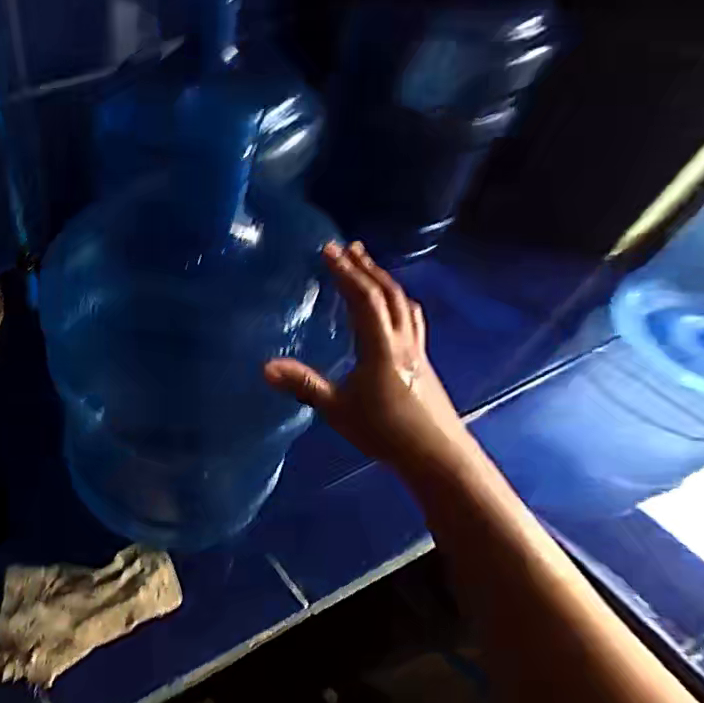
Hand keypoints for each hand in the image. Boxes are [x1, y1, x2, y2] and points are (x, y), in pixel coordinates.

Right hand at [265, 242, 470, 475]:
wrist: (437, 454)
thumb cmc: (385, 432)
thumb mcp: (337, 410)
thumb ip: (304, 386)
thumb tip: (266, 368)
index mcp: (380, 347)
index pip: (364, 298)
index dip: (346, 272)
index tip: (329, 251)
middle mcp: (402, 340)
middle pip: (386, 293)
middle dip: (365, 267)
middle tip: (348, 247)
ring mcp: (417, 349)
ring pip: (403, 303)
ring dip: (384, 280)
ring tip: (369, 266)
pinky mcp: (423, 360)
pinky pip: (411, 317)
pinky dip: (397, 300)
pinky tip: (395, 307)